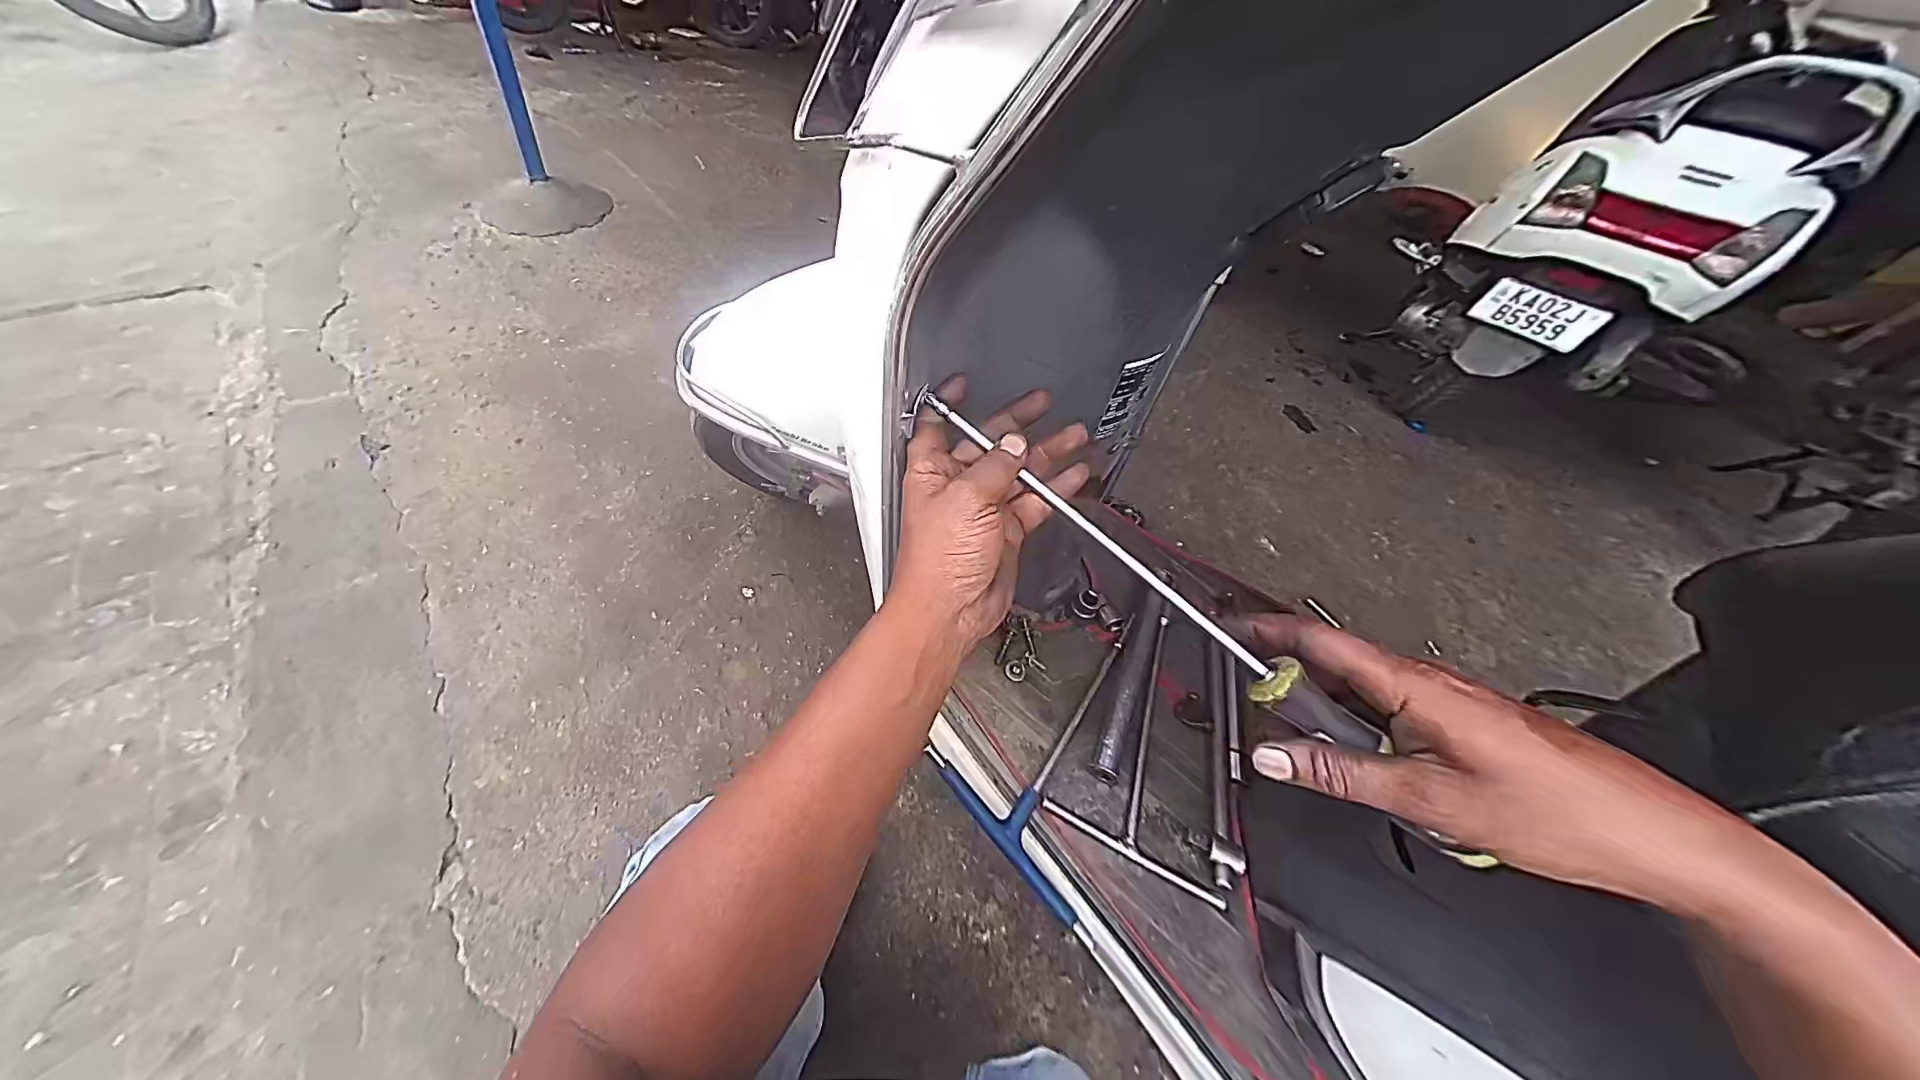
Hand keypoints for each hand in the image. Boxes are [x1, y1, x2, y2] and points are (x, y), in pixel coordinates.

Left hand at [888, 378, 1089, 648]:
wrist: (952, 610)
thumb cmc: (937, 563)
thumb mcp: (966, 500)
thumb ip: (995, 467)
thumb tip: (1015, 444)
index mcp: (932, 472)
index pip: (936, 425)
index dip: (948, 402)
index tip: (963, 383)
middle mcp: (958, 486)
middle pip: (990, 444)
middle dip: (1017, 422)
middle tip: (1041, 404)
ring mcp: (984, 508)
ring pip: (1020, 471)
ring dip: (1047, 453)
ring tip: (1074, 434)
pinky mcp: (1006, 529)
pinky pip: (1035, 500)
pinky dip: (1056, 487)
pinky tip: (1076, 473)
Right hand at [1245, 614, 1762, 910]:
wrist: (1655, 834)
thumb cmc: (1563, 813)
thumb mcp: (1430, 800)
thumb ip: (1341, 773)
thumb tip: (1279, 756)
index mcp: (1416, 687)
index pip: (1323, 643)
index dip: (1272, 631)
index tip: (1236, 629)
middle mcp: (1430, 682)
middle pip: (1336, 663)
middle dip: (1290, 679)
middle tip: (1264, 713)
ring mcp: (1446, 699)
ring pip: (1362, 686)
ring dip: (1326, 706)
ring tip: (1312, 745)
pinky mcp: (1459, 718)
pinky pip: (1390, 705)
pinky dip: (1359, 720)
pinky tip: (1364, 755)